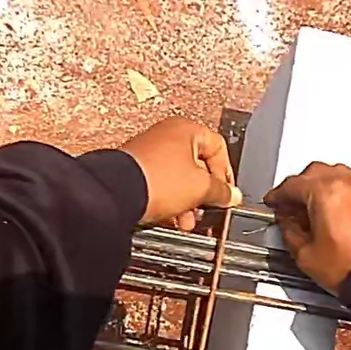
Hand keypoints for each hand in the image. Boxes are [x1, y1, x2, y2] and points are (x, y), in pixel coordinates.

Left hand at [118, 117, 241, 229]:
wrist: (118, 193)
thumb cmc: (158, 179)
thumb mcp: (201, 188)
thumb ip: (221, 191)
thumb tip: (232, 195)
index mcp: (186, 129)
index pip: (218, 148)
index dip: (225, 173)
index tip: (226, 192)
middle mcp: (167, 136)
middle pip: (197, 165)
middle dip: (204, 192)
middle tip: (208, 208)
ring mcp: (149, 152)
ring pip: (179, 178)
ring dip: (188, 201)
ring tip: (187, 220)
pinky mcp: (136, 170)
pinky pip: (161, 184)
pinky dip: (170, 200)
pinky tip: (172, 218)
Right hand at [264, 162, 350, 292]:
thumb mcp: (306, 255)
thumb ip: (290, 233)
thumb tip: (288, 224)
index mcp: (324, 191)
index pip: (291, 185)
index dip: (277, 195)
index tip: (273, 202)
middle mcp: (346, 184)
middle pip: (314, 172)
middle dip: (299, 186)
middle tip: (290, 204)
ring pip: (337, 175)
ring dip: (321, 185)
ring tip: (312, 207)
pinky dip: (342, 193)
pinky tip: (336, 211)